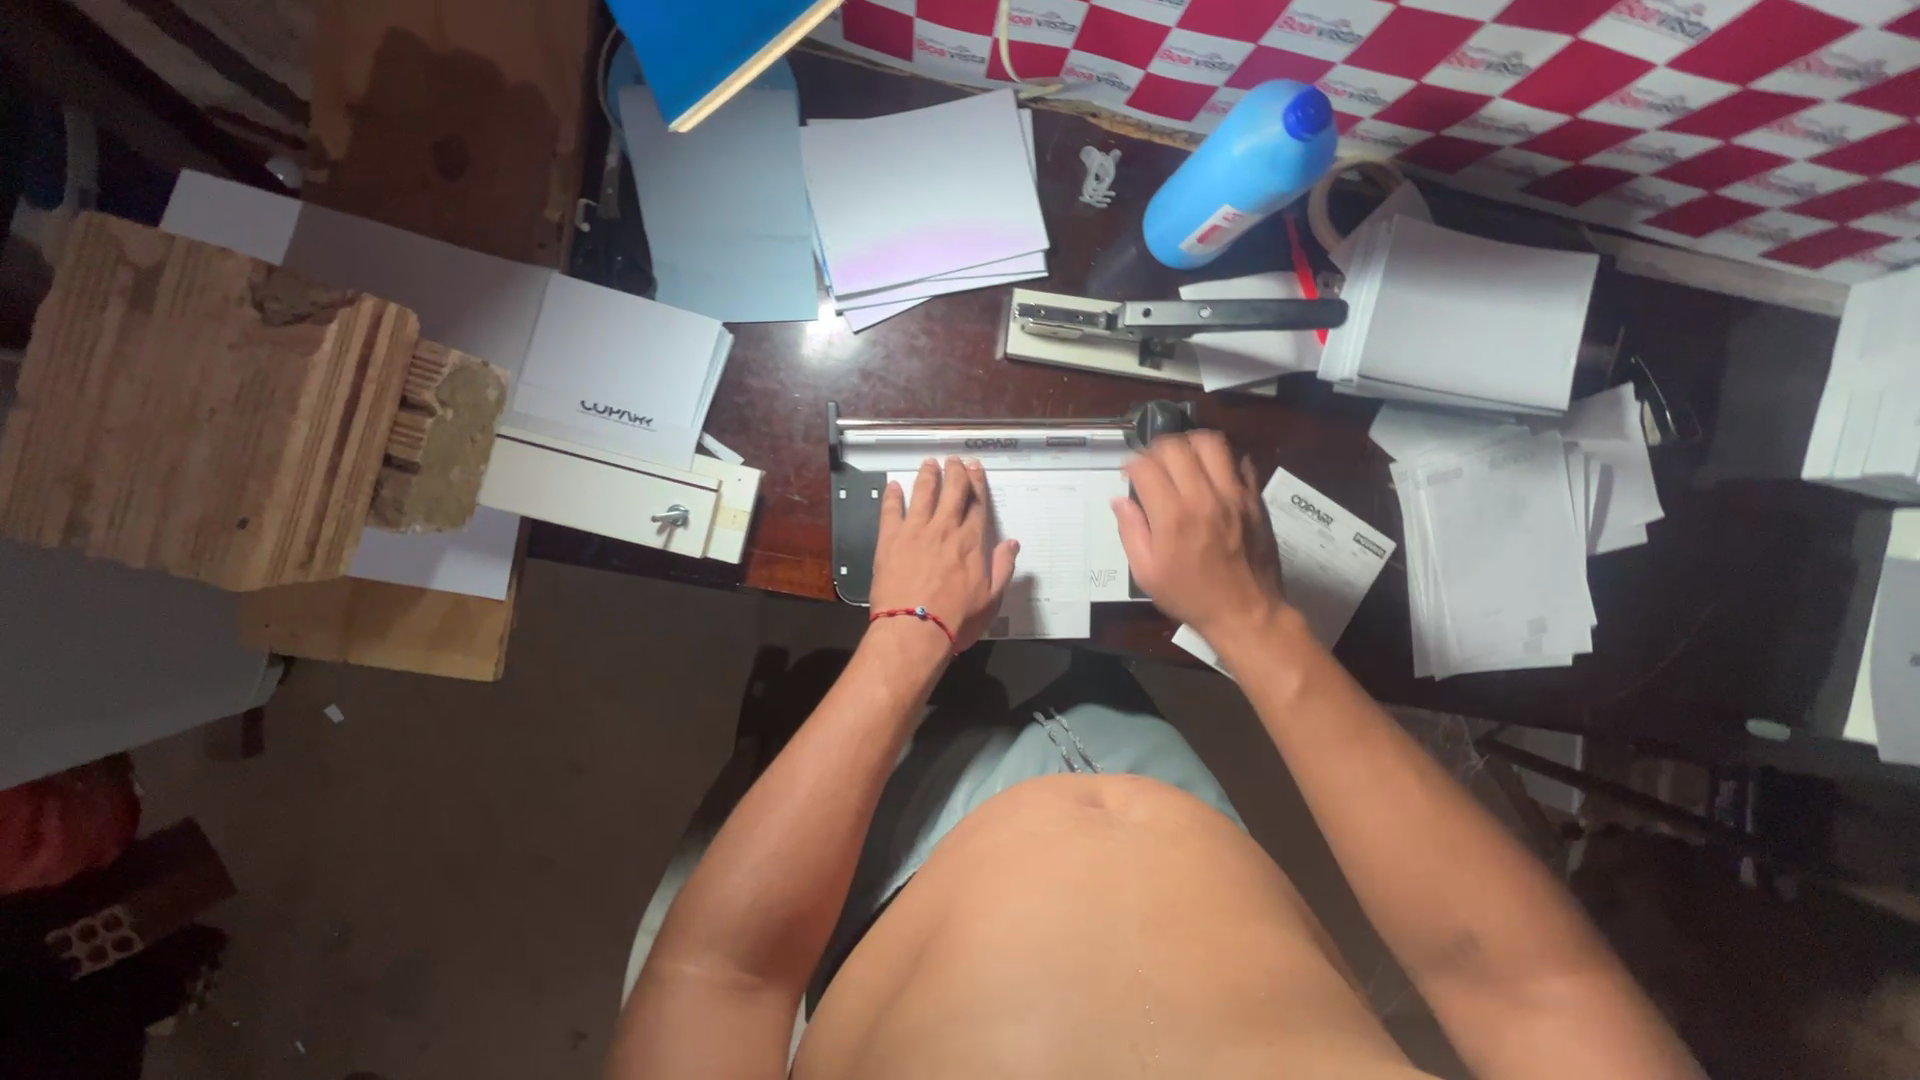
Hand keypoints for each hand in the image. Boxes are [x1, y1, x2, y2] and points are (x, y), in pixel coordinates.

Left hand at [871, 457, 1018, 652]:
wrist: (915, 629)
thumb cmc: (957, 619)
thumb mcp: (992, 599)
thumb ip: (1003, 567)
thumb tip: (1012, 543)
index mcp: (971, 542)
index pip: (977, 505)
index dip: (977, 484)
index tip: (975, 469)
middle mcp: (945, 529)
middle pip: (952, 492)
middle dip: (955, 472)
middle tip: (955, 460)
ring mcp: (915, 531)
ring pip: (923, 493)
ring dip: (928, 476)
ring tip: (929, 464)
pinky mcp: (890, 540)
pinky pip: (891, 510)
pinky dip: (892, 496)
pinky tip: (893, 486)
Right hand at [1112, 431, 1287, 637]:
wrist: (1245, 612)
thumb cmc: (1190, 596)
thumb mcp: (1146, 573)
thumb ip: (1130, 531)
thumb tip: (1120, 501)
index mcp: (1172, 516)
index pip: (1146, 466)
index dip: (1131, 464)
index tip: (1129, 474)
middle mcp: (1203, 497)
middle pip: (1176, 447)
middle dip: (1156, 450)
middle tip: (1153, 466)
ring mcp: (1233, 494)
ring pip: (1211, 443)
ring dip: (1190, 445)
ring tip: (1183, 461)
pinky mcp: (1254, 498)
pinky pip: (1240, 461)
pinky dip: (1223, 460)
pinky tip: (1213, 475)